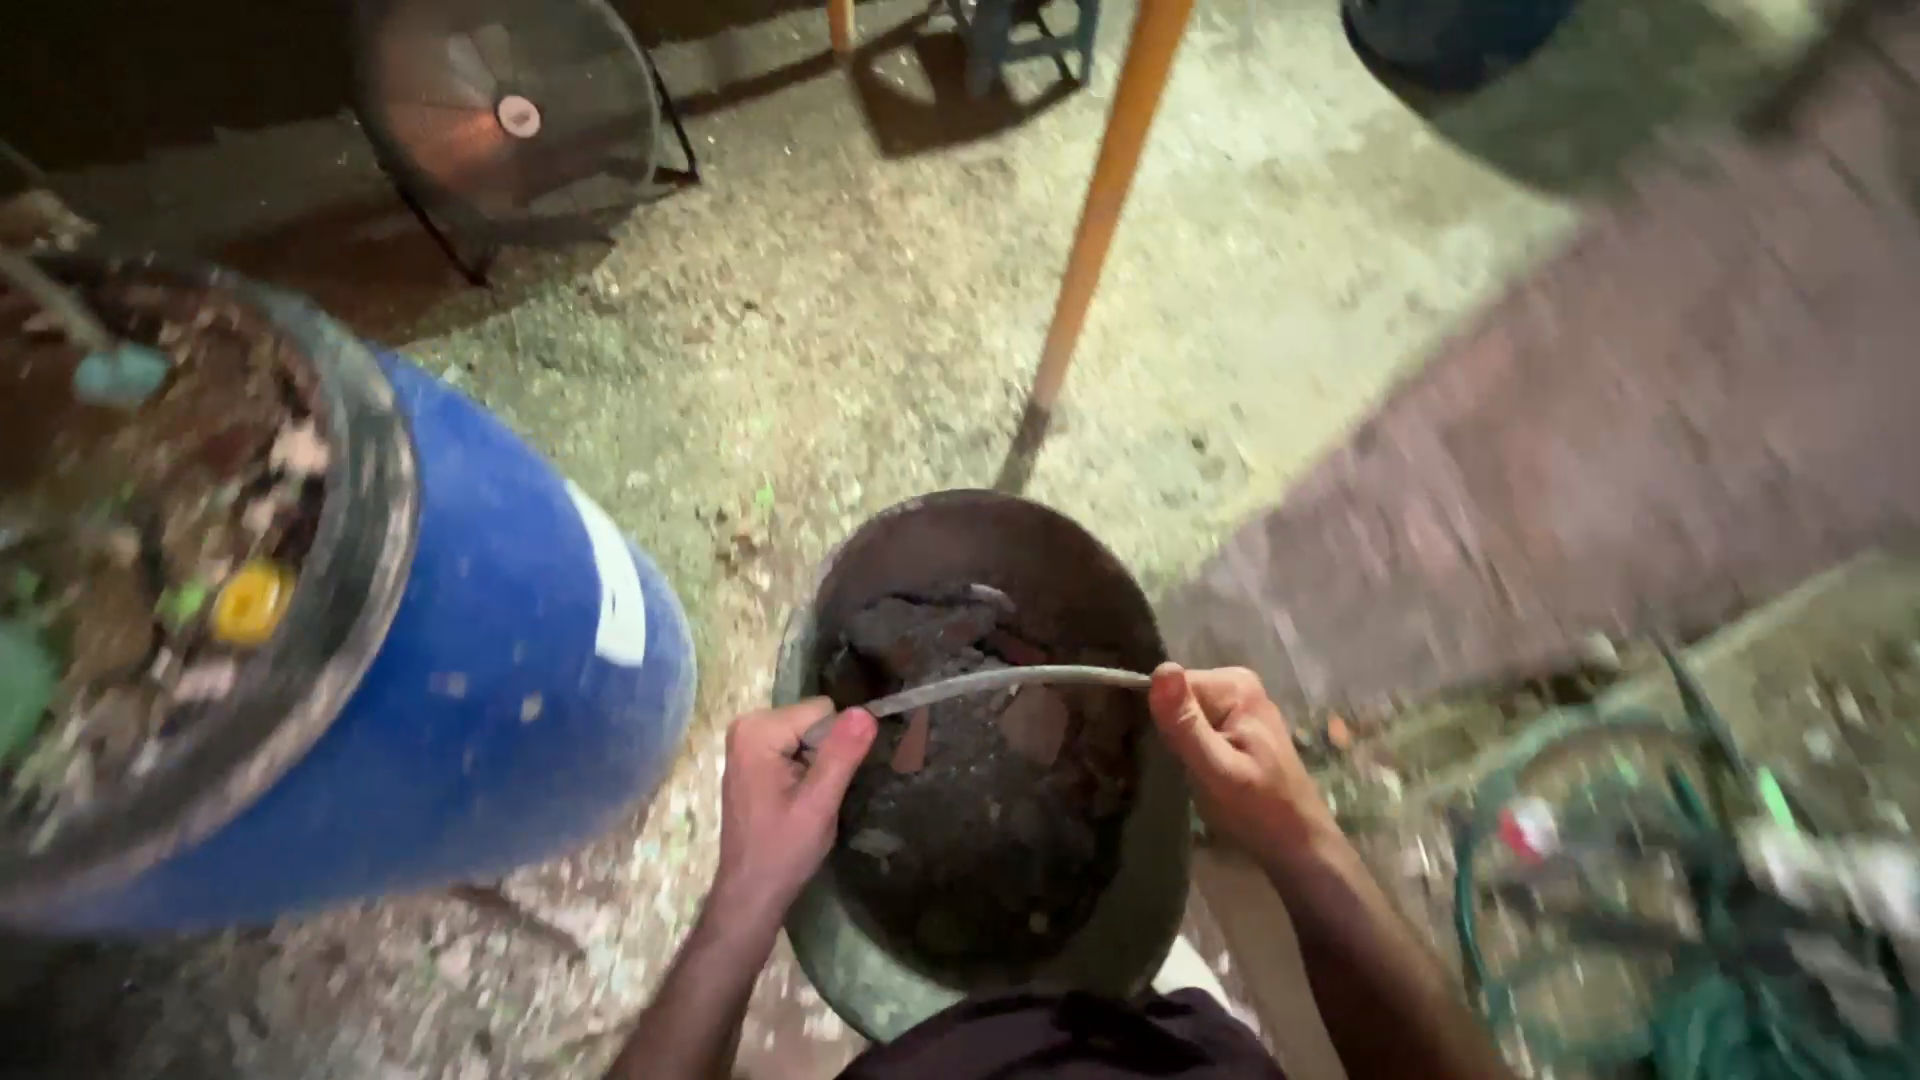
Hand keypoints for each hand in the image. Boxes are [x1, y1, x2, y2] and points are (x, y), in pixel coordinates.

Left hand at [711, 698, 876, 927]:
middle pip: (814, 720)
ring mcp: (747, 741)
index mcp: (758, 729)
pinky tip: (796, 800)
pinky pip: (796, 746)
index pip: (824, 711)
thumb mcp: (819, 804)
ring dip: (817, 764)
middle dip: (825, 754)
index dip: (835, 747)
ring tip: (806, 800)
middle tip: (815, 796)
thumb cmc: (783, 851)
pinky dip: (805, 770)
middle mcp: (747, 725)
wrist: (751, 893)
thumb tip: (866, 711)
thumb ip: (841, 754)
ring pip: (809, 734)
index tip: (824, 784)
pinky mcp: (752, 756)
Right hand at [1148, 663, 1335, 862]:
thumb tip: (1161, 669)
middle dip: (1172, 732)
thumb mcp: (1215, 770)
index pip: (1170, 687)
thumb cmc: (1258, 811)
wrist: (1298, 846)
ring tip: (1190, 771)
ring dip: (1178, 742)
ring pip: (1182, 713)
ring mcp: (1238, 705)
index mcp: (1235, 685)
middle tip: (1186, 768)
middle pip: (1176, 698)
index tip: (1174, 756)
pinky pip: (1195, 725)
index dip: (1163, 722)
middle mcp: (1237, 684)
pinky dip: (1189, 747)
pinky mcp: (1235, 725)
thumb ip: (1186, 723)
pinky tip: (1198, 769)